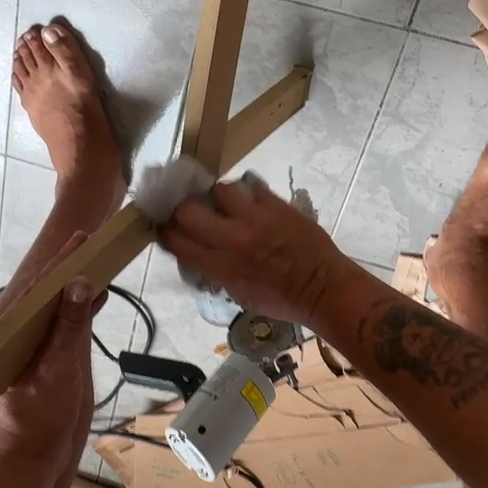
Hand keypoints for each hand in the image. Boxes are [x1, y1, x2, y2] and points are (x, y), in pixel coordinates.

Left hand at [0, 235, 104, 470]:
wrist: (36, 461)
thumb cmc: (40, 417)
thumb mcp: (58, 368)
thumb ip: (69, 326)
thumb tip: (78, 283)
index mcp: (11, 335)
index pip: (36, 289)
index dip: (58, 263)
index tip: (78, 240)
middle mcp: (20, 336)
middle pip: (45, 294)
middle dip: (67, 268)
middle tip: (89, 240)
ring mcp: (34, 348)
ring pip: (56, 308)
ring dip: (75, 286)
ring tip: (96, 261)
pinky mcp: (48, 360)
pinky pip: (65, 326)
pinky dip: (81, 310)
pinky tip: (98, 296)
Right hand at [155, 180, 353, 326]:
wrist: (322, 288)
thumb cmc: (281, 300)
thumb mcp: (240, 295)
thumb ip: (216, 271)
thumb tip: (199, 253)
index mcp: (220, 267)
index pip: (177, 242)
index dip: (165, 231)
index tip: (164, 226)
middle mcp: (232, 239)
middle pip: (188, 210)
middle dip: (183, 207)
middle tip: (188, 207)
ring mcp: (254, 218)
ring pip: (220, 190)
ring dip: (219, 196)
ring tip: (225, 202)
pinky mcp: (276, 204)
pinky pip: (252, 188)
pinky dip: (248, 193)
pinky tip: (251, 201)